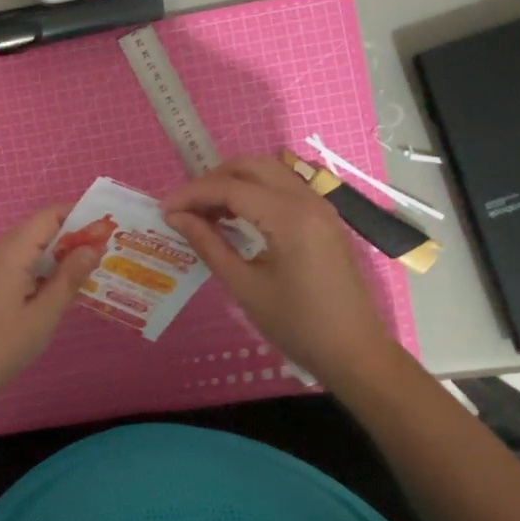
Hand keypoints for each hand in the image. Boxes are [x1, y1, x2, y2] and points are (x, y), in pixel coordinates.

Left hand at [0, 206, 101, 415]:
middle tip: (105, 254)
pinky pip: (20, 262)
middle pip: (41, 228)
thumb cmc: (4, 345)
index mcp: (12, 250)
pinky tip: (60, 288)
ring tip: (90, 271)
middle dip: (73, 236)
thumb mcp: (45, 314)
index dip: (80, 217)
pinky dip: (43, 267)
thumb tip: (94, 247)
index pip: (50, 215)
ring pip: (31, 246)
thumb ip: (70, 277)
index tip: (108, 232)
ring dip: (59, 254)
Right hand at [162, 155, 394, 386]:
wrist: (356, 353)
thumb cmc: (298, 325)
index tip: (164, 210)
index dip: (192, 194)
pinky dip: (255, 192)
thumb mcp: (245, 286)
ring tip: (206, 212)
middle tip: (186, 207)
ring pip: (269, 172)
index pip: (230, 187)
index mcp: (289, 217)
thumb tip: (177, 218)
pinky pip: (283, 189)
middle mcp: (307, 201)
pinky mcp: (324, 219)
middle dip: (212, 180)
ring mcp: (320, 207)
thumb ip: (209, 245)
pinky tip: (235, 218)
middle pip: (250, 167)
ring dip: (234, 183)